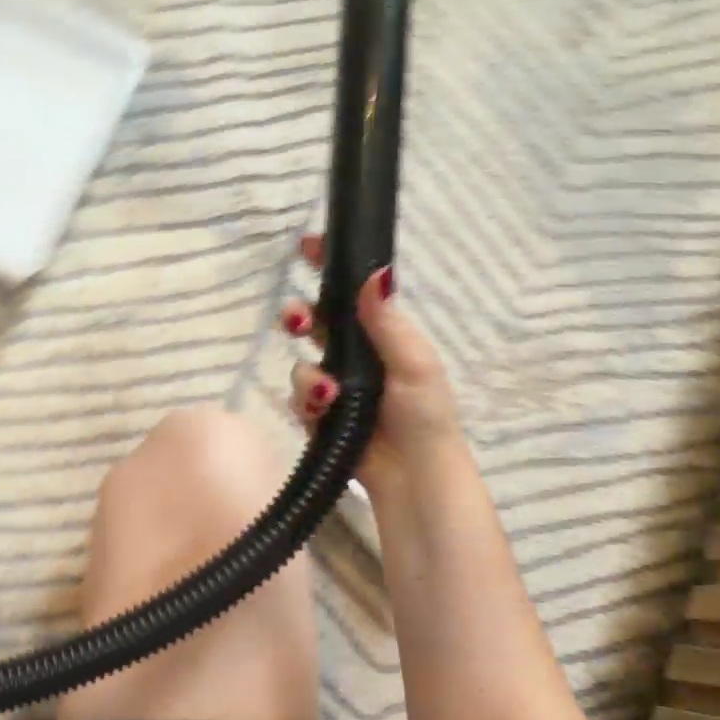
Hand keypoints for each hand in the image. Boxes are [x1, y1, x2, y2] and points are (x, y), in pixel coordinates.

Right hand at [280, 234, 462, 503]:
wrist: (411, 473)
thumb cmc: (424, 415)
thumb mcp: (414, 363)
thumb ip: (387, 322)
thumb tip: (376, 271)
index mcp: (381, 334)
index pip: (349, 293)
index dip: (327, 267)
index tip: (308, 246)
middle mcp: (353, 355)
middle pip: (312, 323)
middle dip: (297, 318)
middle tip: (295, 321)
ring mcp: (332, 387)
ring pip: (300, 366)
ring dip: (308, 377)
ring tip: (328, 395)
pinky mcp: (317, 417)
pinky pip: (296, 400)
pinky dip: (306, 405)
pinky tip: (323, 414)